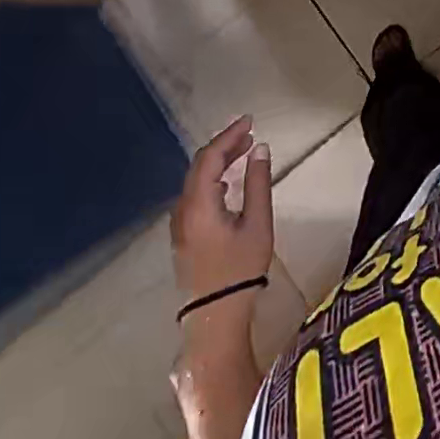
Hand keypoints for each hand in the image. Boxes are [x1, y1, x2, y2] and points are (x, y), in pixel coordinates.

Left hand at [171, 115, 273, 320]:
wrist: (215, 317)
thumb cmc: (240, 268)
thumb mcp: (257, 223)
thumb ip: (257, 182)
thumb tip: (260, 148)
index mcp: (199, 203)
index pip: (211, 157)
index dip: (229, 135)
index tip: (250, 120)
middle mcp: (183, 209)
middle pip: (200, 165)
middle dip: (224, 145)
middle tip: (250, 133)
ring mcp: (180, 223)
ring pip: (196, 179)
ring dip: (219, 161)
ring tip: (244, 151)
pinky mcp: (183, 234)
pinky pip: (196, 193)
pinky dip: (213, 178)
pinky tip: (229, 181)